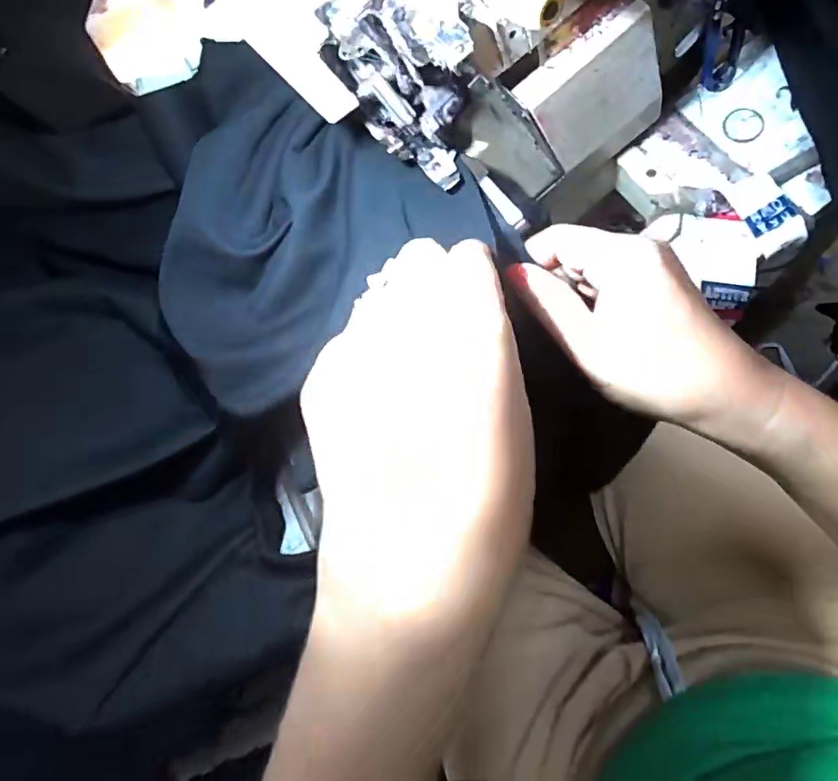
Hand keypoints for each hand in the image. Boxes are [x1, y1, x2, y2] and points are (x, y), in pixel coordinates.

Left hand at [300, 239, 533, 627]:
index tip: (479, 305)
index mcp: (472, 333)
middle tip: (444, 333)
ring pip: (380, 293)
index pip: (464, 257)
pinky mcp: (320, 378)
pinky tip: (375, 400)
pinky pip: (351, 334)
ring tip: (408, 370)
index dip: (474, 278)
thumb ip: (494, 341)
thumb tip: (472, 298)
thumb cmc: (489, 505)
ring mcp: (356, 350)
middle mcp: (410, 325)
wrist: (404, 580)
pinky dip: (365, 350)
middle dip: (432, 285)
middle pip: (416, 259)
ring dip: (398, 314)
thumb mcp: (517, 414)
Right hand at [506, 225, 794, 451]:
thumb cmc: (655, 371)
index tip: (522, 304)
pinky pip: (618, 274)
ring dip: (580, 293)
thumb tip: (511, 272)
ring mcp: (658, 259)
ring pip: (596, 264)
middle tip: (550, 327)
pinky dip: (602, 297)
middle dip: (557, 282)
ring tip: (579, 333)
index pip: (554, 237)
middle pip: (576, 248)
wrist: (729, 392)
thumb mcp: (587, 344)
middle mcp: (641, 244)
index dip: (530, 265)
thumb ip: (546, 304)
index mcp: (621, 252)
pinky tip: (606, 331)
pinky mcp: (666, 276)